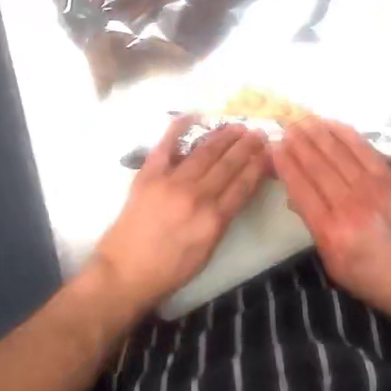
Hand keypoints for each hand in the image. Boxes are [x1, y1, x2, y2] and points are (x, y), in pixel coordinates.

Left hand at [89, 119, 268, 315]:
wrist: (122, 275)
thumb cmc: (169, 269)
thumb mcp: (207, 251)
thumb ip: (223, 217)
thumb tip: (239, 188)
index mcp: (213, 220)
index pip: (243, 184)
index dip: (258, 164)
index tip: (268, 151)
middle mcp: (196, 197)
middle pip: (228, 164)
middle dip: (246, 146)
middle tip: (258, 133)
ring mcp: (171, 183)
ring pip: (204, 152)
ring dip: (224, 136)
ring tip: (237, 127)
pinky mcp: (148, 175)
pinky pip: (166, 145)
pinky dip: (179, 128)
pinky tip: (193, 115)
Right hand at [270, 119, 390, 319]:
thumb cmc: (371, 276)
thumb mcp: (332, 262)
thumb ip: (313, 226)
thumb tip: (294, 194)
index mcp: (331, 232)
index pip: (301, 188)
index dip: (285, 165)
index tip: (274, 148)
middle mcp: (350, 205)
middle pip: (317, 166)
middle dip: (298, 143)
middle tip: (284, 127)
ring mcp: (372, 187)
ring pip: (337, 152)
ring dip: (317, 133)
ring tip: (301, 120)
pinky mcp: (390, 177)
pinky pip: (363, 148)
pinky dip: (344, 133)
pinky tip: (330, 124)